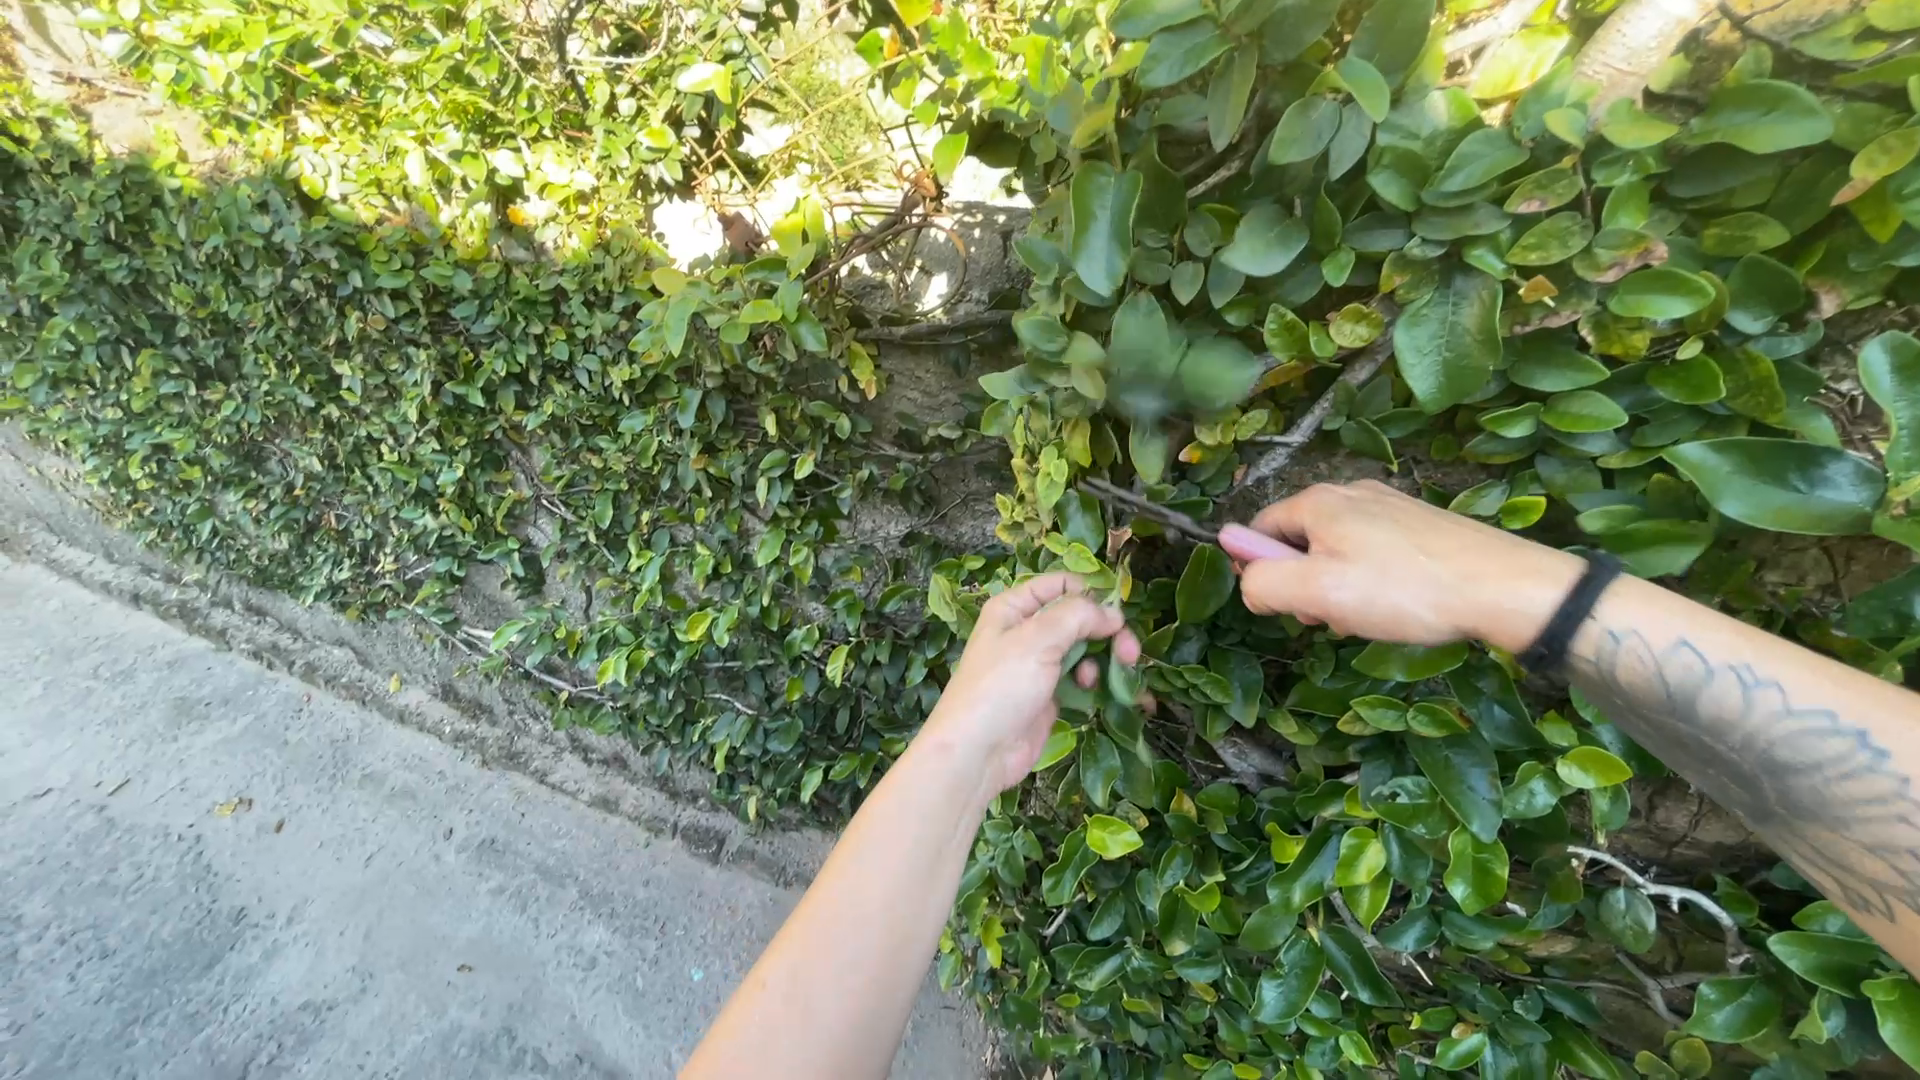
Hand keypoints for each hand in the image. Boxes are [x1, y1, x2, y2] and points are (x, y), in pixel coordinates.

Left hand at [920, 573, 1140, 798]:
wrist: (979, 751)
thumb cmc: (1002, 685)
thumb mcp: (1038, 638)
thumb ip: (1077, 616)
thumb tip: (1113, 613)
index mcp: (1014, 608)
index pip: (1059, 585)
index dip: (1091, 593)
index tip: (1119, 611)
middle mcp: (1026, 632)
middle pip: (1077, 619)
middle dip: (1106, 631)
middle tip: (1131, 652)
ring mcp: (1038, 665)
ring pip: (1083, 650)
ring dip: (1106, 658)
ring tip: (1121, 673)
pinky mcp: (1050, 695)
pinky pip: (1081, 680)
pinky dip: (1099, 682)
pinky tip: (1110, 693)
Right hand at [1218, 480, 1583, 652]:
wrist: (1506, 588)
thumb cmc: (1401, 589)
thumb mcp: (1315, 592)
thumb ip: (1262, 583)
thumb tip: (1245, 581)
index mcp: (1317, 502)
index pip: (1257, 530)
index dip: (1258, 570)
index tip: (1282, 606)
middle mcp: (1349, 492)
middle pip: (1297, 539)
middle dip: (1301, 581)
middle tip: (1325, 618)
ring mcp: (1389, 504)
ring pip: (1335, 548)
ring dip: (1335, 585)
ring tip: (1363, 616)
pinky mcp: (1420, 522)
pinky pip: (1371, 549)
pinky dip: (1369, 578)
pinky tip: (1393, 603)